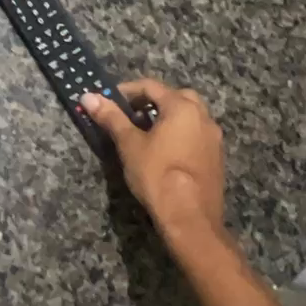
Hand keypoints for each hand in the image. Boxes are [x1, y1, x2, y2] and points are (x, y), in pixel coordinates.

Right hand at [80, 80, 227, 243]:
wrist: (190, 219)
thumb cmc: (157, 175)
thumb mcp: (129, 144)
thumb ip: (111, 117)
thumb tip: (88, 96)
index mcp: (182, 108)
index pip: (151, 86)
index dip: (127, 90)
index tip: (109, 101)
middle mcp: (203, 117)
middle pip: (175, 97)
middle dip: (152, 101)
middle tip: (131, 114)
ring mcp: (213, 139)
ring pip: (189, 116)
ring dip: (167, 117)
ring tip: (145, 133)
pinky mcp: (216, 159)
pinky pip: (196, 134)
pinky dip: (180, 133)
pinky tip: (164, 151)